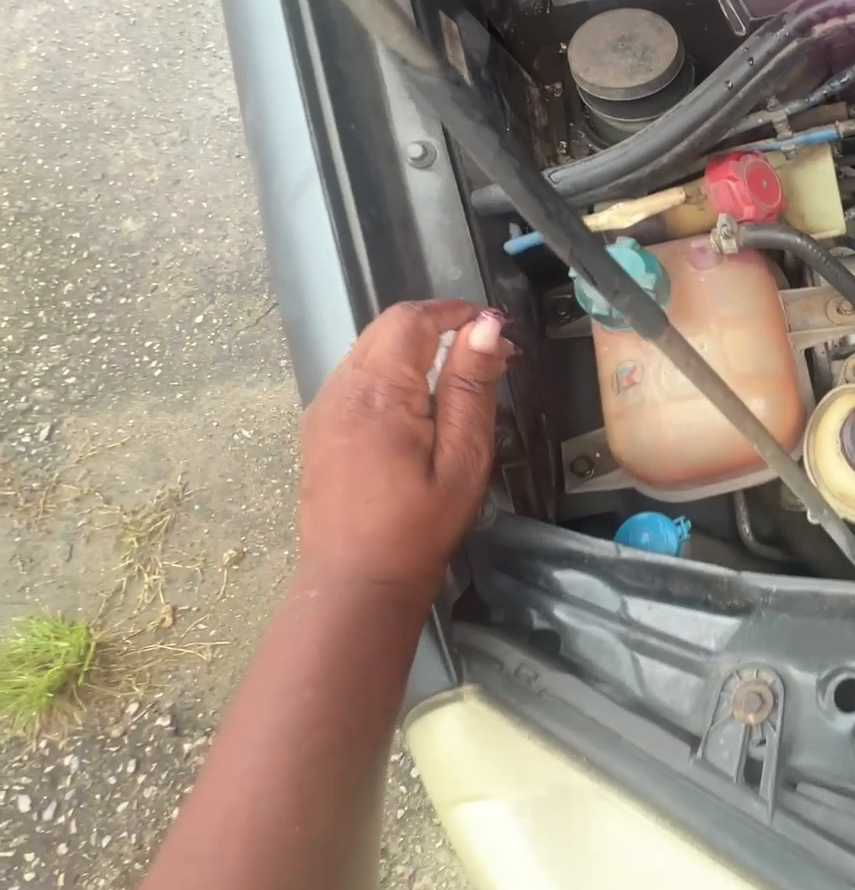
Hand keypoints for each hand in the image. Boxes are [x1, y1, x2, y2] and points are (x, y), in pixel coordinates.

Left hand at [297, 300, 513, 602]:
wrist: (358, 577)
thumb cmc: (422, 520)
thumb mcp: (465, 453)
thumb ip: (471, 385)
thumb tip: (485, 328)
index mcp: (378, 394)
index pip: (411, 320)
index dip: (456, 312)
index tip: (497, 328)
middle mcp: (340, 389)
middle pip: (386, 327)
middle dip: (440, 325)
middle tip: (491, 351)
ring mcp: (324, 407)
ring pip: (372, 348)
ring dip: (419, 346)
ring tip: (466, 374)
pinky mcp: (321, 425)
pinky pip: (360, 375)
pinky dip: (398, 369)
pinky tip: (427, 400)